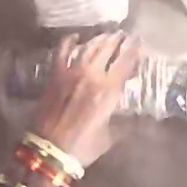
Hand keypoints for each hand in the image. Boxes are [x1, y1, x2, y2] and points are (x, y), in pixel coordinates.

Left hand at [25, 31, 139, 167]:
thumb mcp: (110, 136)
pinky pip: (61, 52)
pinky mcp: (55, 75)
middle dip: (117, 39)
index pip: (125, 61)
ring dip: (98, 39)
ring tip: (105, 35)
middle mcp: (92, 75)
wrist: (48, 151)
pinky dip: (68, 42)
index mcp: (109, 89)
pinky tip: (74, 37)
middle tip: (122, 34)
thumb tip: (138, 118)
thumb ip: (124, 122)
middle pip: (107, 48)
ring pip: (88, 47)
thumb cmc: (83, 146)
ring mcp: (72, 72)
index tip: (138, 40)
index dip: (134, 48)